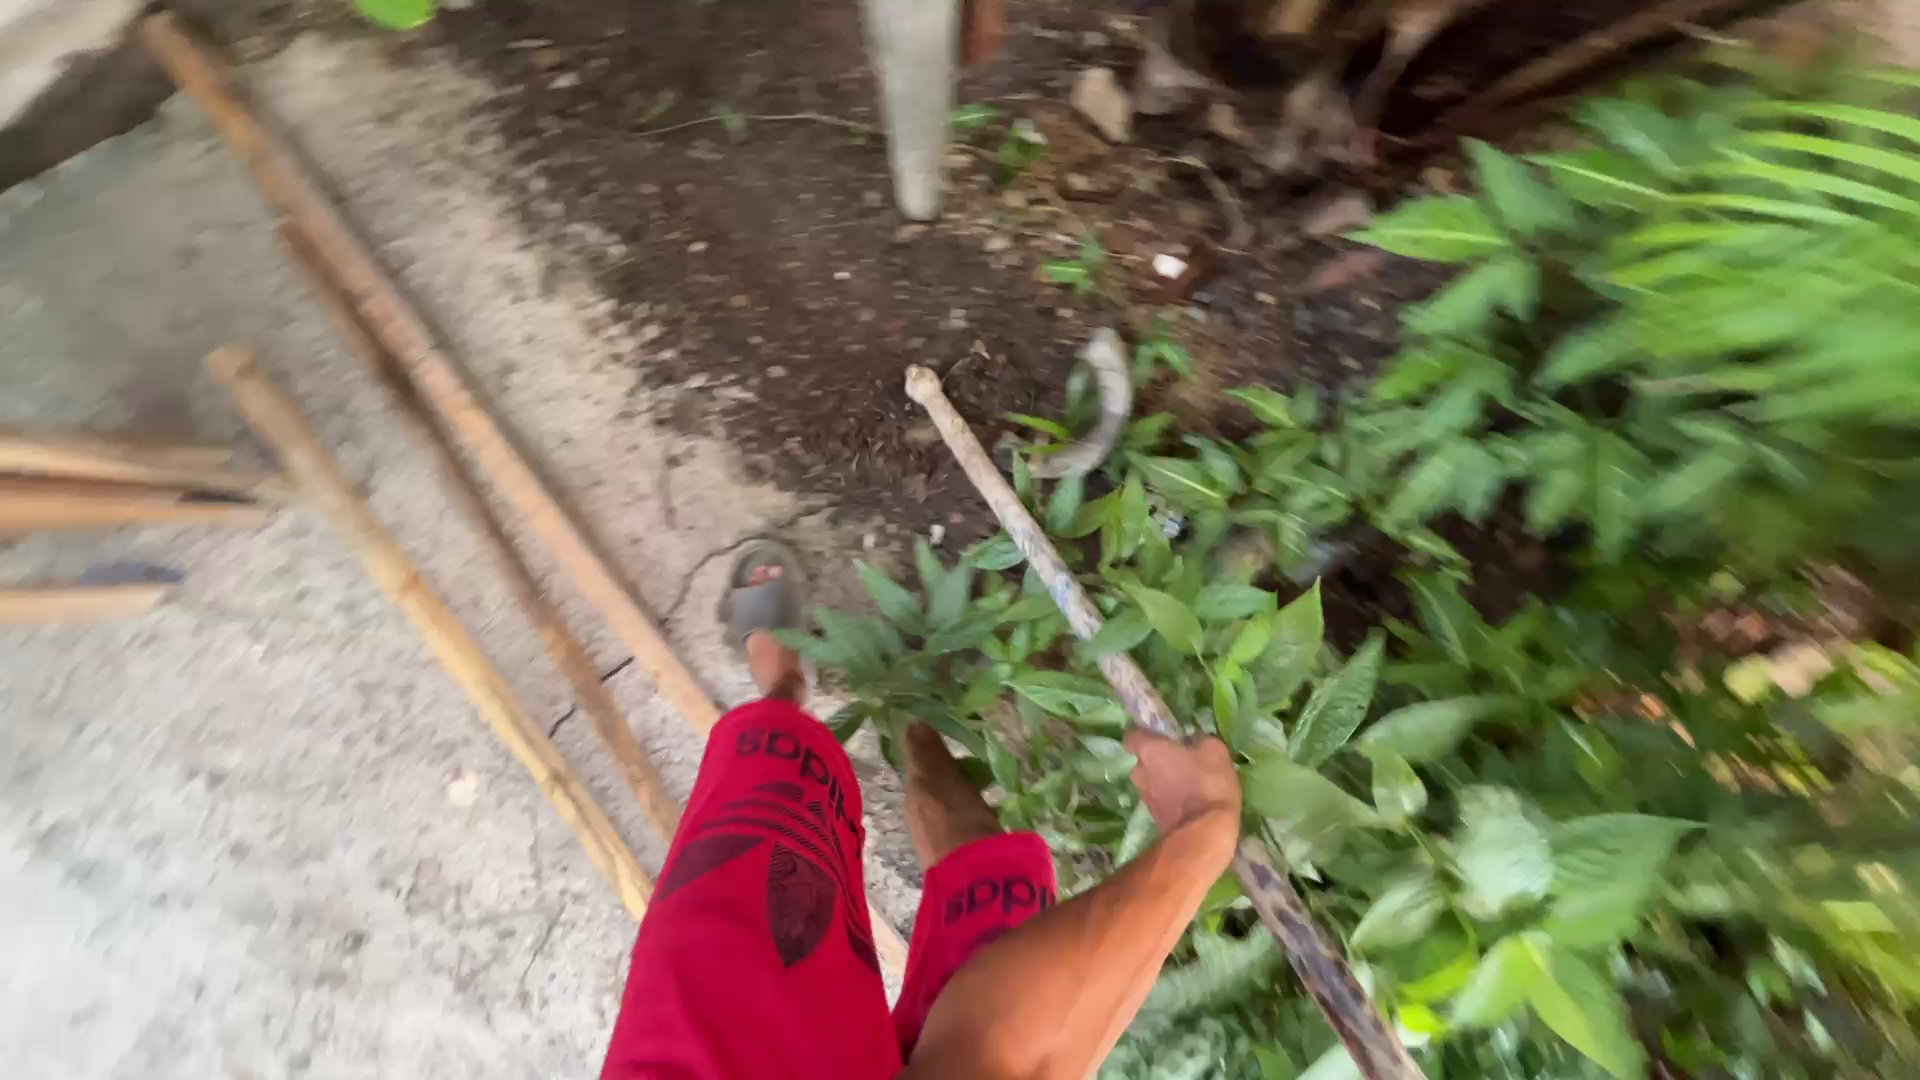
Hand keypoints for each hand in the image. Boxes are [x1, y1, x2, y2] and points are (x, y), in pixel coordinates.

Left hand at [1124, 731, 1240, 840]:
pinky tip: (1191, 802)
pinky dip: (1171, 799)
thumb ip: (1199, 740)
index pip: (1132, 736)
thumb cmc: (1206, 783)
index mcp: (1148, 750)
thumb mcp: (1214, 751)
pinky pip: (1160, 800)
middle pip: (1143, 760)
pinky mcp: (1154, 817)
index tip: (1161, 737)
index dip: (1145, 735)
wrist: (1205, 832)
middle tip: (1182, 760)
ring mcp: (1144, 796)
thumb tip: (1193, 741)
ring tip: (1189, 784)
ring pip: (1151, 781)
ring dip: (1165, 781)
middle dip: (1159, 760)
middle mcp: (1139, 771)